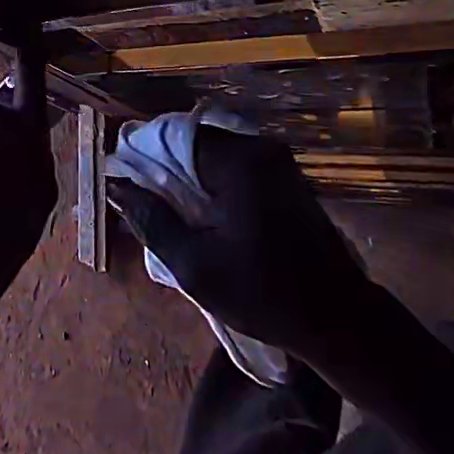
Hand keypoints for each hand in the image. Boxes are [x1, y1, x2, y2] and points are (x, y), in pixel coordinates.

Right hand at [108, 126, 376, 356]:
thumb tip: (116, 187)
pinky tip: (203, 214)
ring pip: (214, 155)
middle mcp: (260, 148)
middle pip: (195, 142)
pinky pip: (235, 166)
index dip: (145, 155)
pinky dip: (213, 183)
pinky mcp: (285, 177)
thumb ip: (152, 219)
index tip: (126, 181)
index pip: (175, 135)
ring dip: (189, 178)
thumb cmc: (262, 293)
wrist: (337, 318)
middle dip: (166, 168)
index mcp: (239, 161)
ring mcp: (277, 161)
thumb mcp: (195, 265)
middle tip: (145, 202)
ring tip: (170, 212)